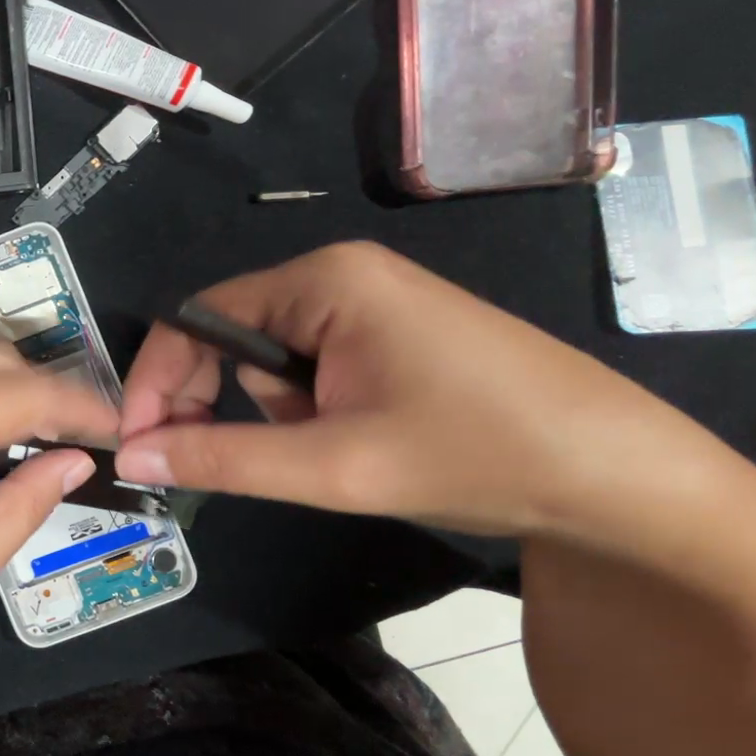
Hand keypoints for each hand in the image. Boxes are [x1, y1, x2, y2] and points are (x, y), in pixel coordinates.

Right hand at [113, 242, 731, 536]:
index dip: (157, 383)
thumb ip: (220, 459)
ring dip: (268, 412)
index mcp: (321, 283)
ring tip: (322, 454)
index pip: (195, 322)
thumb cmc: (476, 455)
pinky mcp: (386, 329)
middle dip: (217, 403)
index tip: (138, 445)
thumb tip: (128, 457)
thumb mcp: (334, 466)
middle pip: (226, 337)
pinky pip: (306, 362)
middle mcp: (337, 276)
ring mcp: (366, 299)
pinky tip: (346, 440)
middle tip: (220, 465)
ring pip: (265, 357)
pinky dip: (302, 408)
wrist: (626, 480)